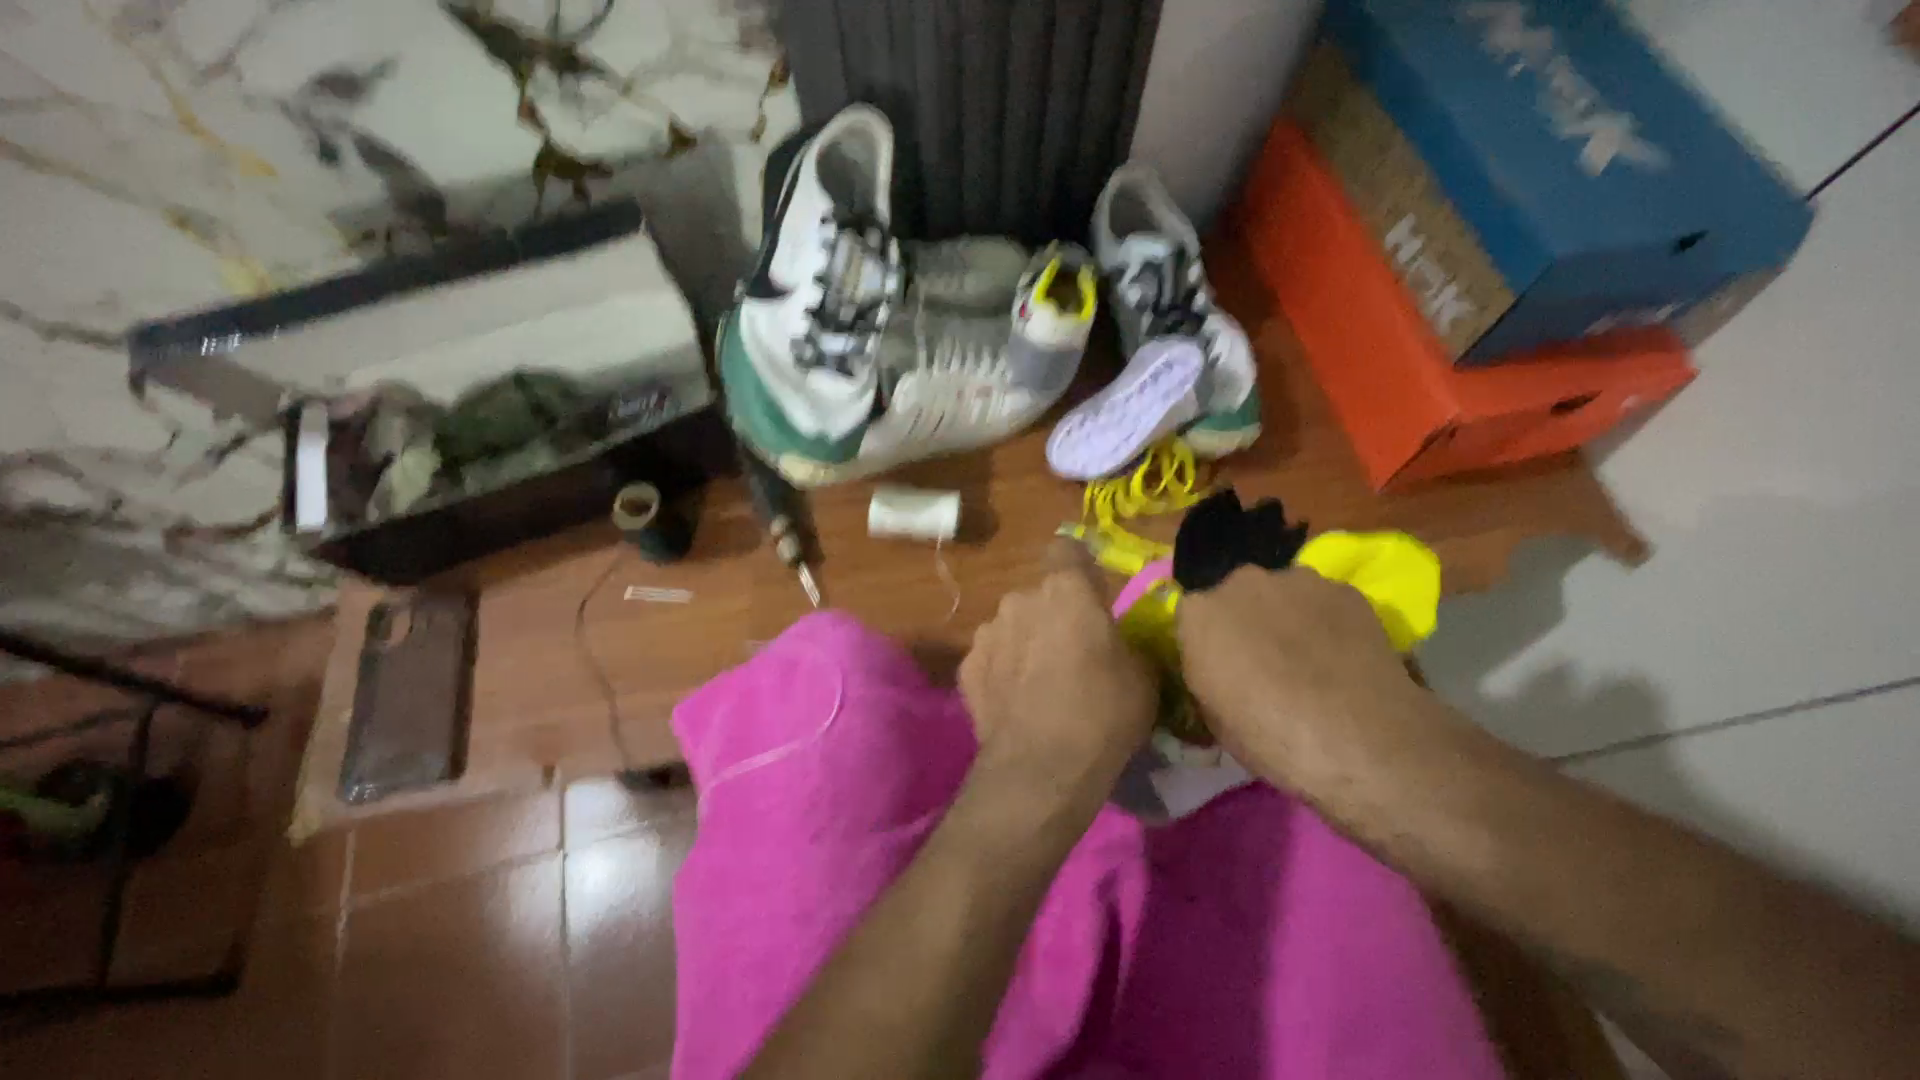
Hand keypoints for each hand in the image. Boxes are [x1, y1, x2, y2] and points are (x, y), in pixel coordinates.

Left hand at [959, 540, 1156, 810]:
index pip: (1067, 549)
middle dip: (1053, 616)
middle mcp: (1020, 599)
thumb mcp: (1144, 676)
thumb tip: (1117, 643)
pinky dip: (1002, 673)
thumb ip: (1127, 644)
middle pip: (1039, 596)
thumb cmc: (1103, 714)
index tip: (1091, 595)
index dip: (1078, 568)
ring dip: (1025, 644)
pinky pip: (991, 659)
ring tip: (1041, 687)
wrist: (1040, 770)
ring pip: (1012, 627)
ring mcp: (987, 633)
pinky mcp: (965, 668)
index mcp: (1067, 590)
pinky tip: (1016, 705)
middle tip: (1073, 656)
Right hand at [1177, 566, 1446, 794]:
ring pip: (1283, 594)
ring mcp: (1297, 580)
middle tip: (1267, 661)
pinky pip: (1324, 602)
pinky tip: (1341, 656)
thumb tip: (1220, 666)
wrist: (1358, 739)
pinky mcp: (1344, 589)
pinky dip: (1326, 622)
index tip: (1225, 670)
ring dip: (1287, 616)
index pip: (1193, 618)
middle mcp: (1242, 582)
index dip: (1209, 644)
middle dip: (1247, 621)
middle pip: (1238, 596)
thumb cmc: (1270, 736)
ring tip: (1310, 658)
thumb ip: (1208, 673)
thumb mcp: (1214, 717)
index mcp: (1199, 613)